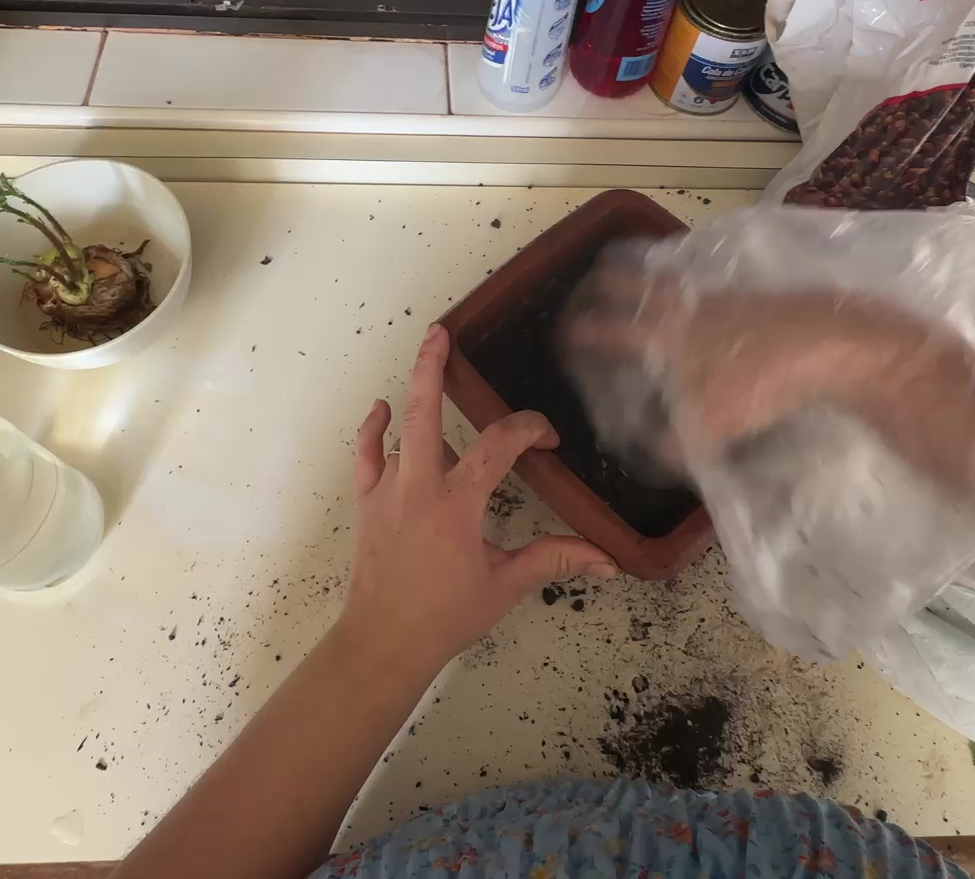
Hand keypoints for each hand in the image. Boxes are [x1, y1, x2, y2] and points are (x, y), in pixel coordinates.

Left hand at [341, 324, 619, 675]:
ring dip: (413, 396)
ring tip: (430, 362)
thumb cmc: (446, 615)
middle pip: (425, 412)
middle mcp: (418, 485)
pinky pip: (366, 455)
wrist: (383, 642)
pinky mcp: (367, 501)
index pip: (497, 447)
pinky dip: (372, 429)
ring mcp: (387, 490)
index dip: (527, 430)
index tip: (548, 439)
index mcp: (456, 504)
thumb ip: (554, 561)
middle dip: (432, 368)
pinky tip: (379, 409)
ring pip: (397, 429)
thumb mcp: (504, 587)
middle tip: (441, 331)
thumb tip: (608, 560)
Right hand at [560, 266, 974, 481]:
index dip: (580, 332)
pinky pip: (702, 287)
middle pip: (631, 283)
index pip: (608, 329)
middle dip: (602, 282)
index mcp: (666, 336)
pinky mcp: (749, 297)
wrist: (835, 344)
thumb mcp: (713, 426)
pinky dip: (685, 288)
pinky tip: (695, 303)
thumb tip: (648, 455)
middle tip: (589, 285)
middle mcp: (685, 308)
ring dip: (643, 277)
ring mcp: (718, 297)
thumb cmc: (765, 383)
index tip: (563, 333)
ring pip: (668, 278)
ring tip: (635, 281)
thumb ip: (674, 444)